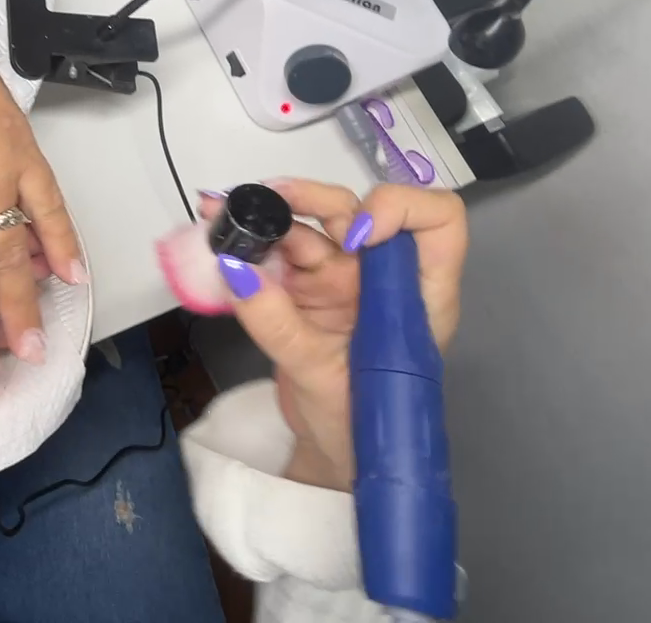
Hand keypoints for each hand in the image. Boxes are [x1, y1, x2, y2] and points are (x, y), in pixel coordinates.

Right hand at [205, 181, 467, 491]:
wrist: (334, 453)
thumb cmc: (357, 424)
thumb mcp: (319, 376)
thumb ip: (277, 324)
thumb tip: (232, 269)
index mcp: (413, 293)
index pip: (434, 221)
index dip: (397, 211)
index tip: (353, 238)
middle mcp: (377, 274)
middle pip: (354, 209)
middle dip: (307, 197)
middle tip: (261, 200)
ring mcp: (335, 277)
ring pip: (304, 223)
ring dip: (261, 213)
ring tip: (218, 211)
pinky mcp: (298, 286)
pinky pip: (270, 250)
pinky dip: (241, 237)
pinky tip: (215, 231)